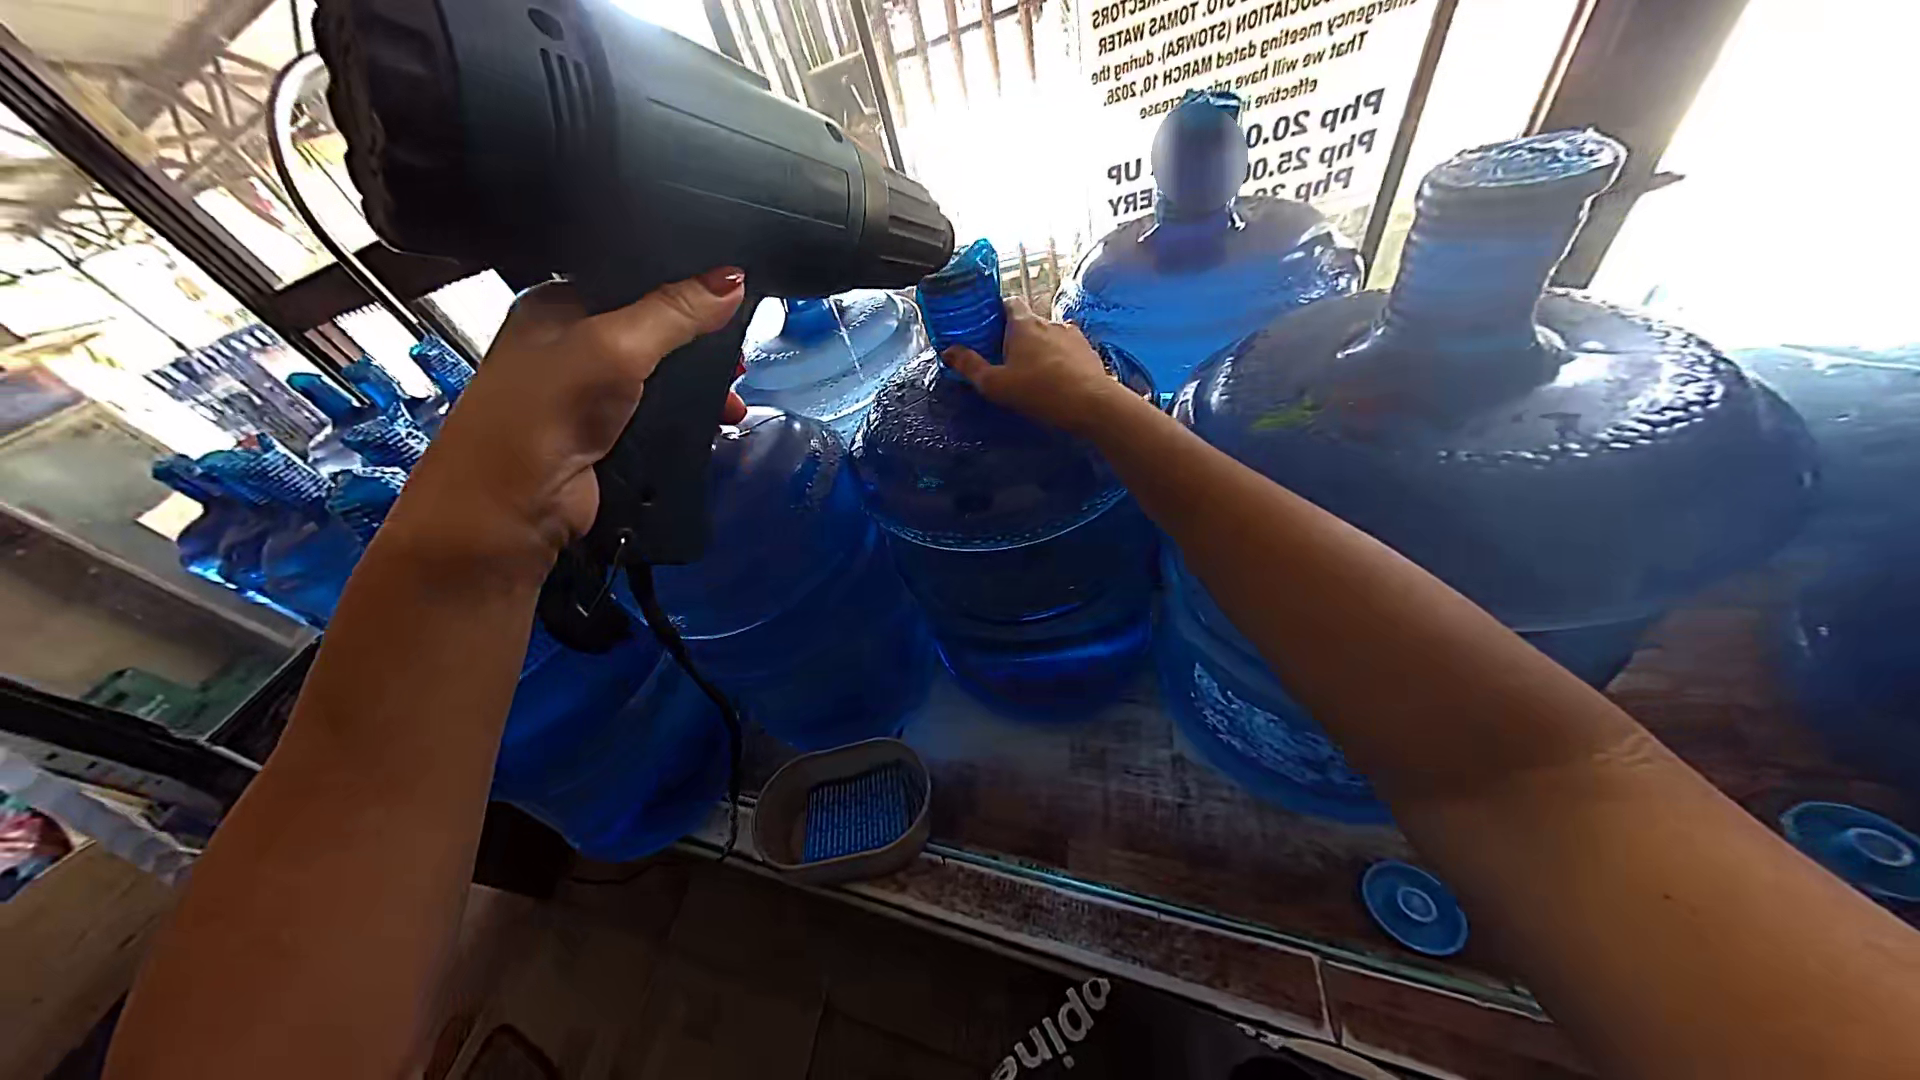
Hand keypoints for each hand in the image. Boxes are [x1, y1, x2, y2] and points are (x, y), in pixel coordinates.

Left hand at [377, 269, 747, 582]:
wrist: (513, 508)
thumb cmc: (543, 415)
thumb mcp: (616, 346)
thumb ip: (674, 312)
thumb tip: (731, 280)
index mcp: (559, 307)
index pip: (632, 280)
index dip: (683, 289)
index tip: (729, 302)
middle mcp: (575, 347)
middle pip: (656, 333)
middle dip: (702, 348)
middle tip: (736, 362)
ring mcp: (593, 396)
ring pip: (664, 379)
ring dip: (702, 388)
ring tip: (732, 402)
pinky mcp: (612, 436)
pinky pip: (663, 416)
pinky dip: (692, 418)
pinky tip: (715, 423)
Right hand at [940, 296, 1142, 437]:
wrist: (1092, 404)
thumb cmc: (1039, 391)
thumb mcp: (995, 384)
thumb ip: (970, 366)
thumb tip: (948, 351)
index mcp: (1023, 324)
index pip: (1008, 302)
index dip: (997, 311)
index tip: (988, 327)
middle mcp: (1049, 322)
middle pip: (1029, 322)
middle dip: (1018, 336)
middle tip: (1007, 358)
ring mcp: (1073, 335)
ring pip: (1050, 336)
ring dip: (1041, 348)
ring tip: (1034, 372)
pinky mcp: (1089, 351)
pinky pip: (1068, 350)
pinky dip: (1060, 359)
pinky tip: (1057, 379)